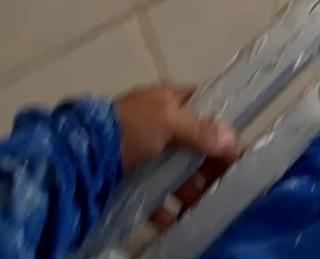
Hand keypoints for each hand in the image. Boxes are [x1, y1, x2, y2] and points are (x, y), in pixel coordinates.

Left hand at [114, 84, 237, 228]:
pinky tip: (173, 219)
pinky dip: (166, 206)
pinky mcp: (134, 178)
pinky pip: (157, 193)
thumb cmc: (132, 127)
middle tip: (222, 184)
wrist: (83, 155)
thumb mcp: (169, 122)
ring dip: (190, 189)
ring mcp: (147, 152)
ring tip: (199, 206)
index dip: (222, 127)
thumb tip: (233, 139)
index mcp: (170, 100)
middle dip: (208, 165)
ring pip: (178, 171)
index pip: (205, 108)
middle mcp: (162, 124)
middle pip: (194, 145)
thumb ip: (201, 131)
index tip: (236, 150)